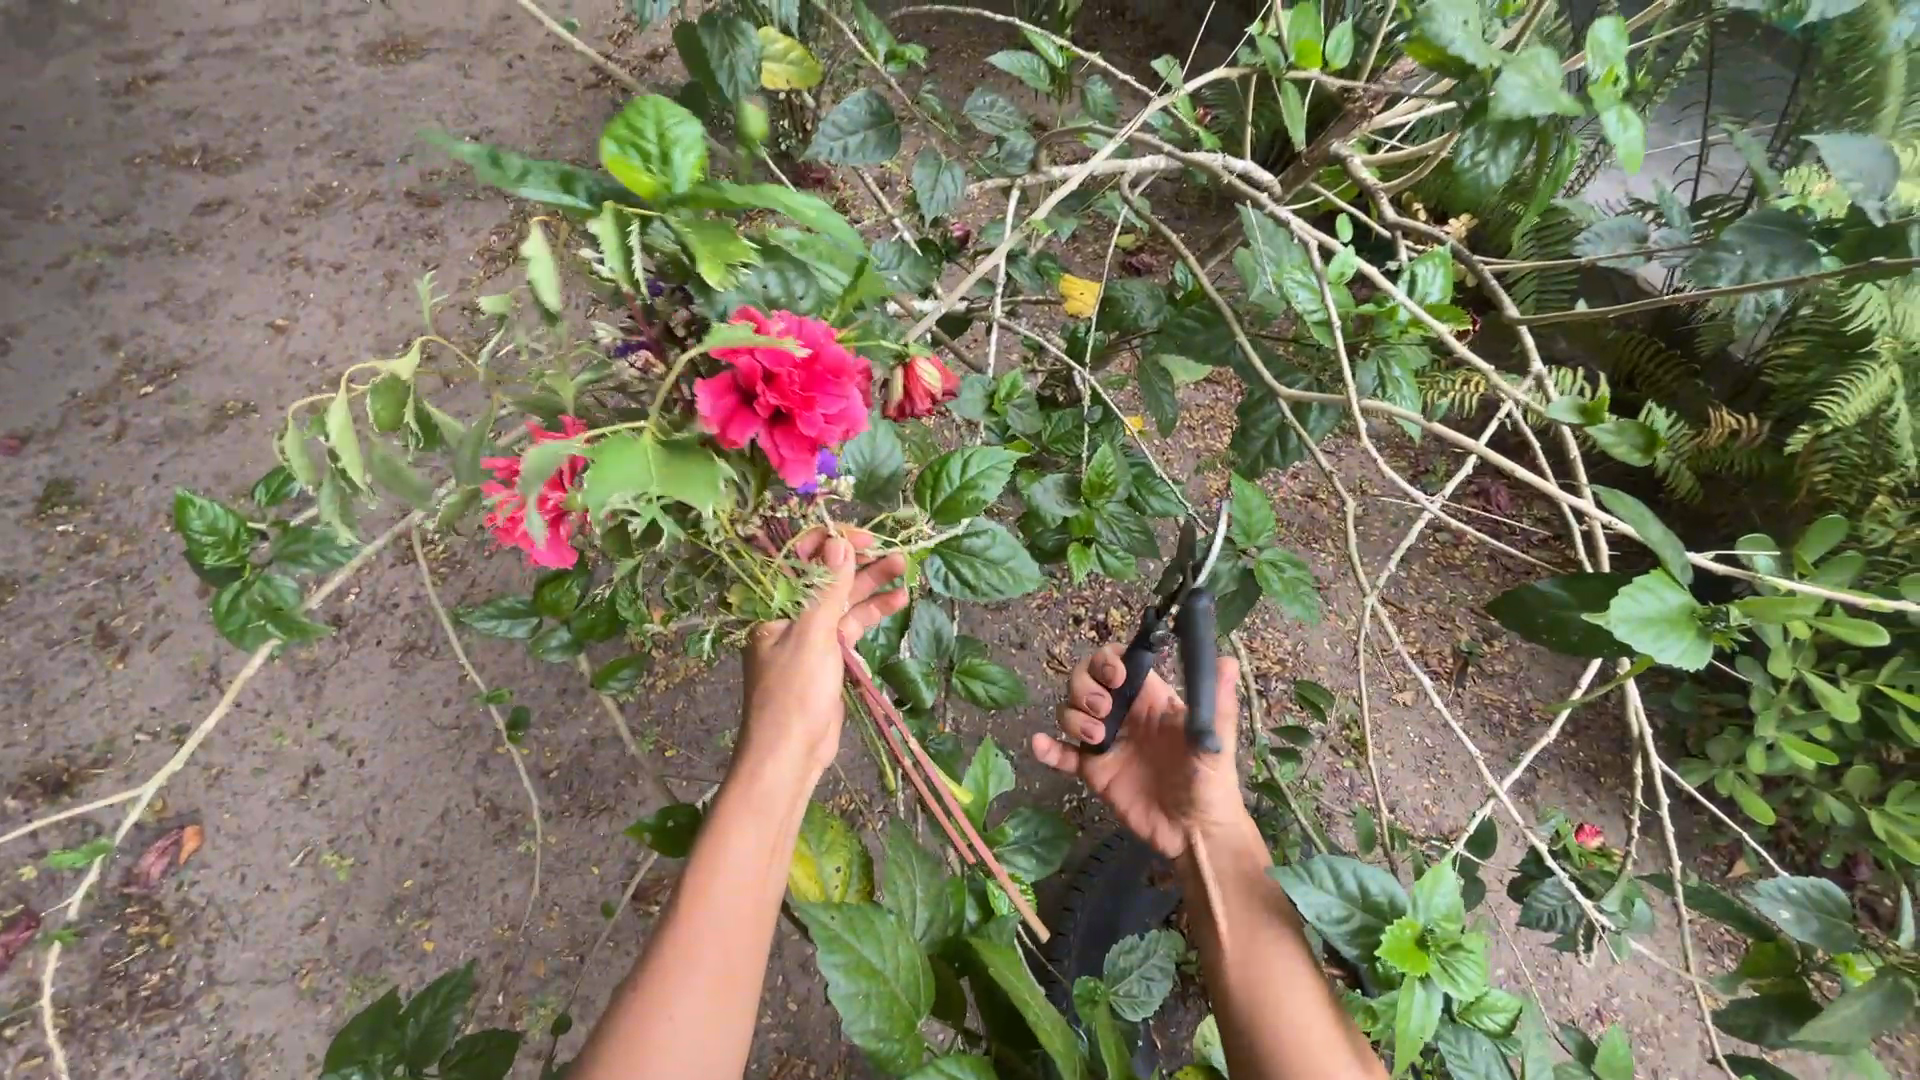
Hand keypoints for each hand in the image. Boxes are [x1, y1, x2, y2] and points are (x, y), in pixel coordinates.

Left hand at [741, 527, 907, 782]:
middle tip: (896, 553)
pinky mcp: (828, 657)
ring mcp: (810, 636)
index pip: (800, 559)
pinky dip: (872, 614)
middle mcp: (789, 614)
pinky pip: (851, 626)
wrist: (790, 754)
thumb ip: (828, 588)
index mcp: (772, 604)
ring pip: (843, 601)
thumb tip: (838, 542)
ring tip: (906, 570)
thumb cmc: (793, 692)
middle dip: (860, 562)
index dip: (831, 544)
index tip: (863, 539)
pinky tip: (898, 602)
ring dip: (872, 585)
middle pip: (827, 578)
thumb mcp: (812, 635)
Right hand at [1032, 645, 1248, 859]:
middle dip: (1085, 687)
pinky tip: (1039, 745)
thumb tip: (1227, 659)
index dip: (1107, 661)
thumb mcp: (1216, 740)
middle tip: (1103, 709)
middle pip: (1085, 681)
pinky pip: (1062, 754)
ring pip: (1071, 712)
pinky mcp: (1093, 770)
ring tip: (1097, 739)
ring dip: (1074, 718)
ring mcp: (1106, 741)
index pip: (1119, 662)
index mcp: (1150, 699)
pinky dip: (1047, 748)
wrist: (1195, 834)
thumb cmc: (1211, 783)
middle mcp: (1124, 713)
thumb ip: (1216, 702)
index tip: (1115, 676)